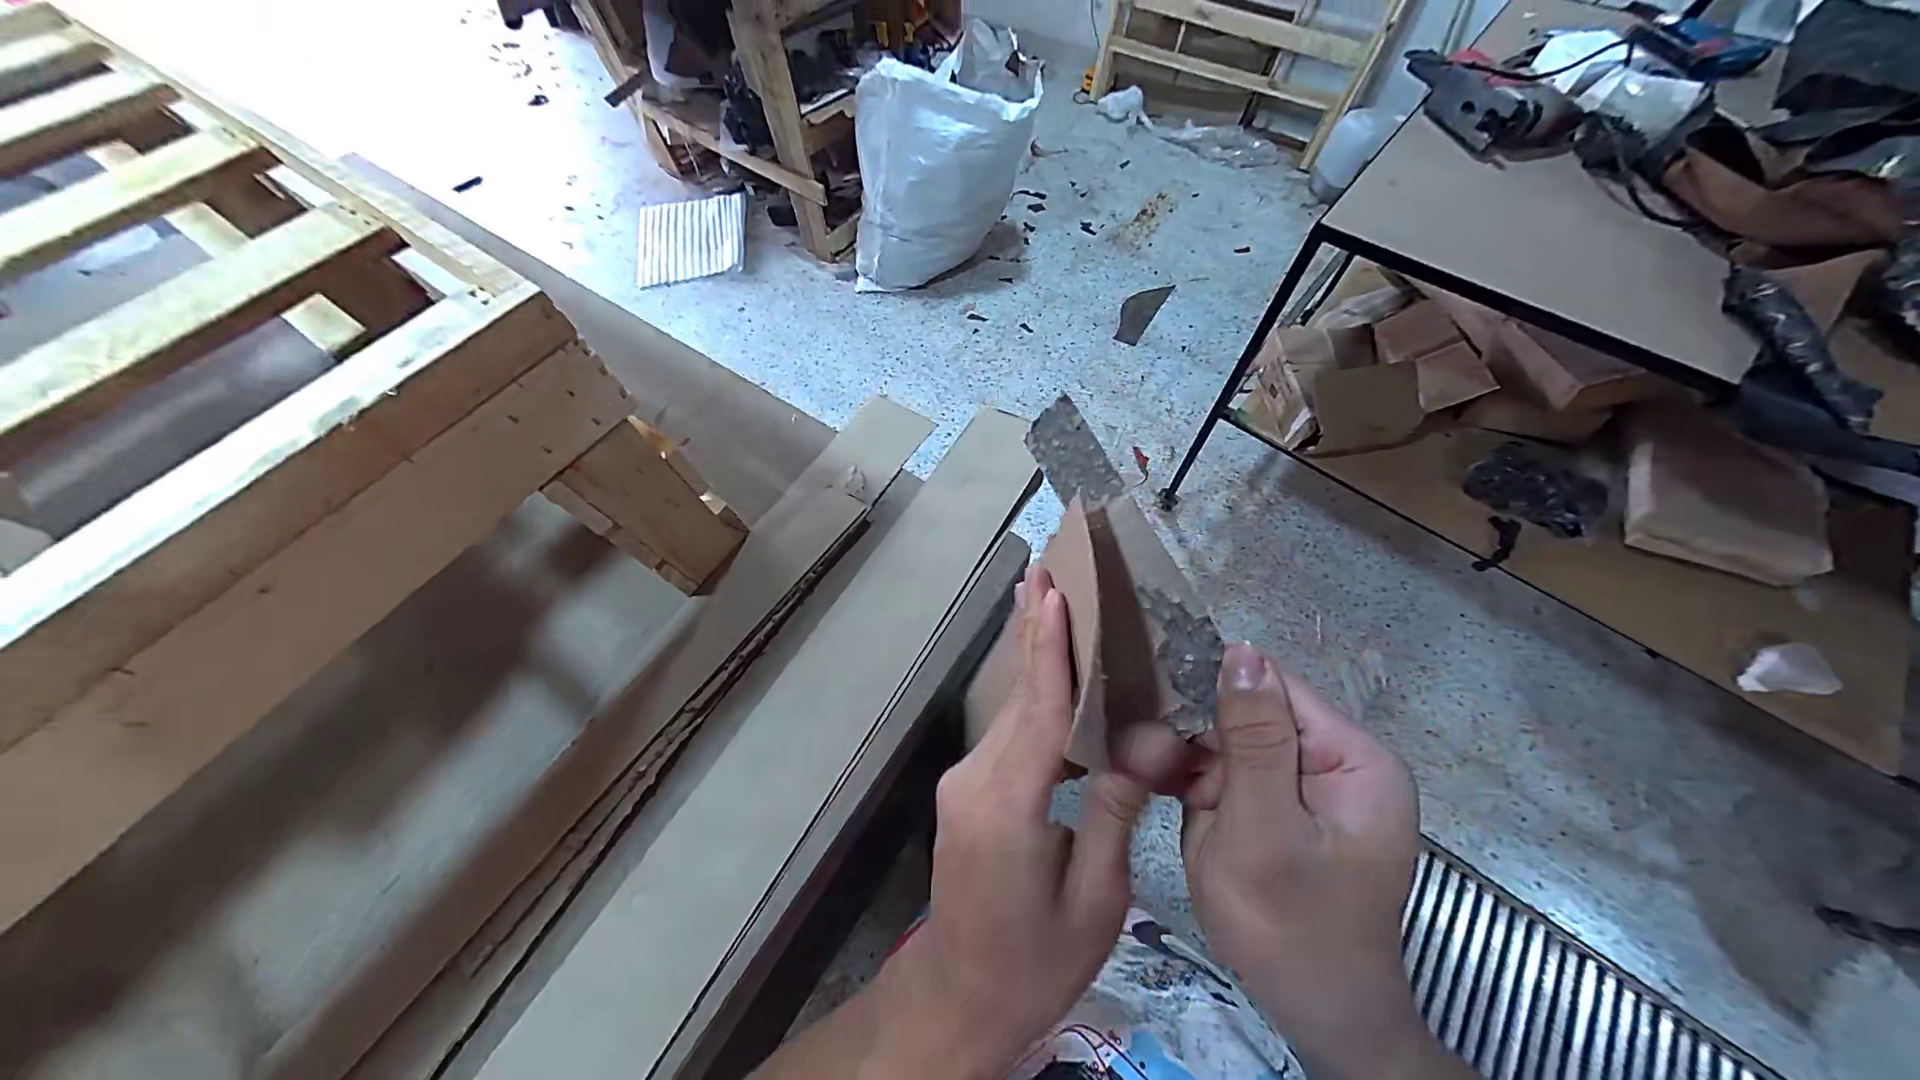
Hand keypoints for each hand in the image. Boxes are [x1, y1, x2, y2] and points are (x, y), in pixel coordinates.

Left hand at [877, 566, 1151, 1076]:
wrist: (960, 997)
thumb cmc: (1036, 963)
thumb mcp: (1094, 898)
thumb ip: (1114, 808)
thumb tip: (1151, 735)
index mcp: (1007, 804)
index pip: (1037, 707)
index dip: (1047, 644)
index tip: (1050, 589)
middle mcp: (975, 778)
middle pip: (1016, 694)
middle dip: (1033, 630)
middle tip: (1043, 569)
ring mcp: (964, 782)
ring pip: (1007, 708)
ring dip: (1028, 655)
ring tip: (1044, 600)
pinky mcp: (967, 791)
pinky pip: (1005, 732)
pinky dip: (1028, 694)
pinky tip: (1044, 670)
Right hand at [1182, 644, 1462, 1079]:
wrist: (1311, 1015)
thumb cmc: (1287, 928)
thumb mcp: (1262, 830)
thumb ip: (1252, 740)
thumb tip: (1241, 650)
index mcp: (1354, 758)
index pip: (1274, 689)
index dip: (1215, 697)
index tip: (1161, 721)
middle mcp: (1338, 760)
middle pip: (1252, 713)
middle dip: (1202, 739)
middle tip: (1160, 774)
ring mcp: (1311, 784)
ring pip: (1233, 740)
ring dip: (1196, 764)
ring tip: (1170, 793)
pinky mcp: (1284, 804)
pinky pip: (1233, 770)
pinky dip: (1200, 782)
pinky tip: (1178, 798)